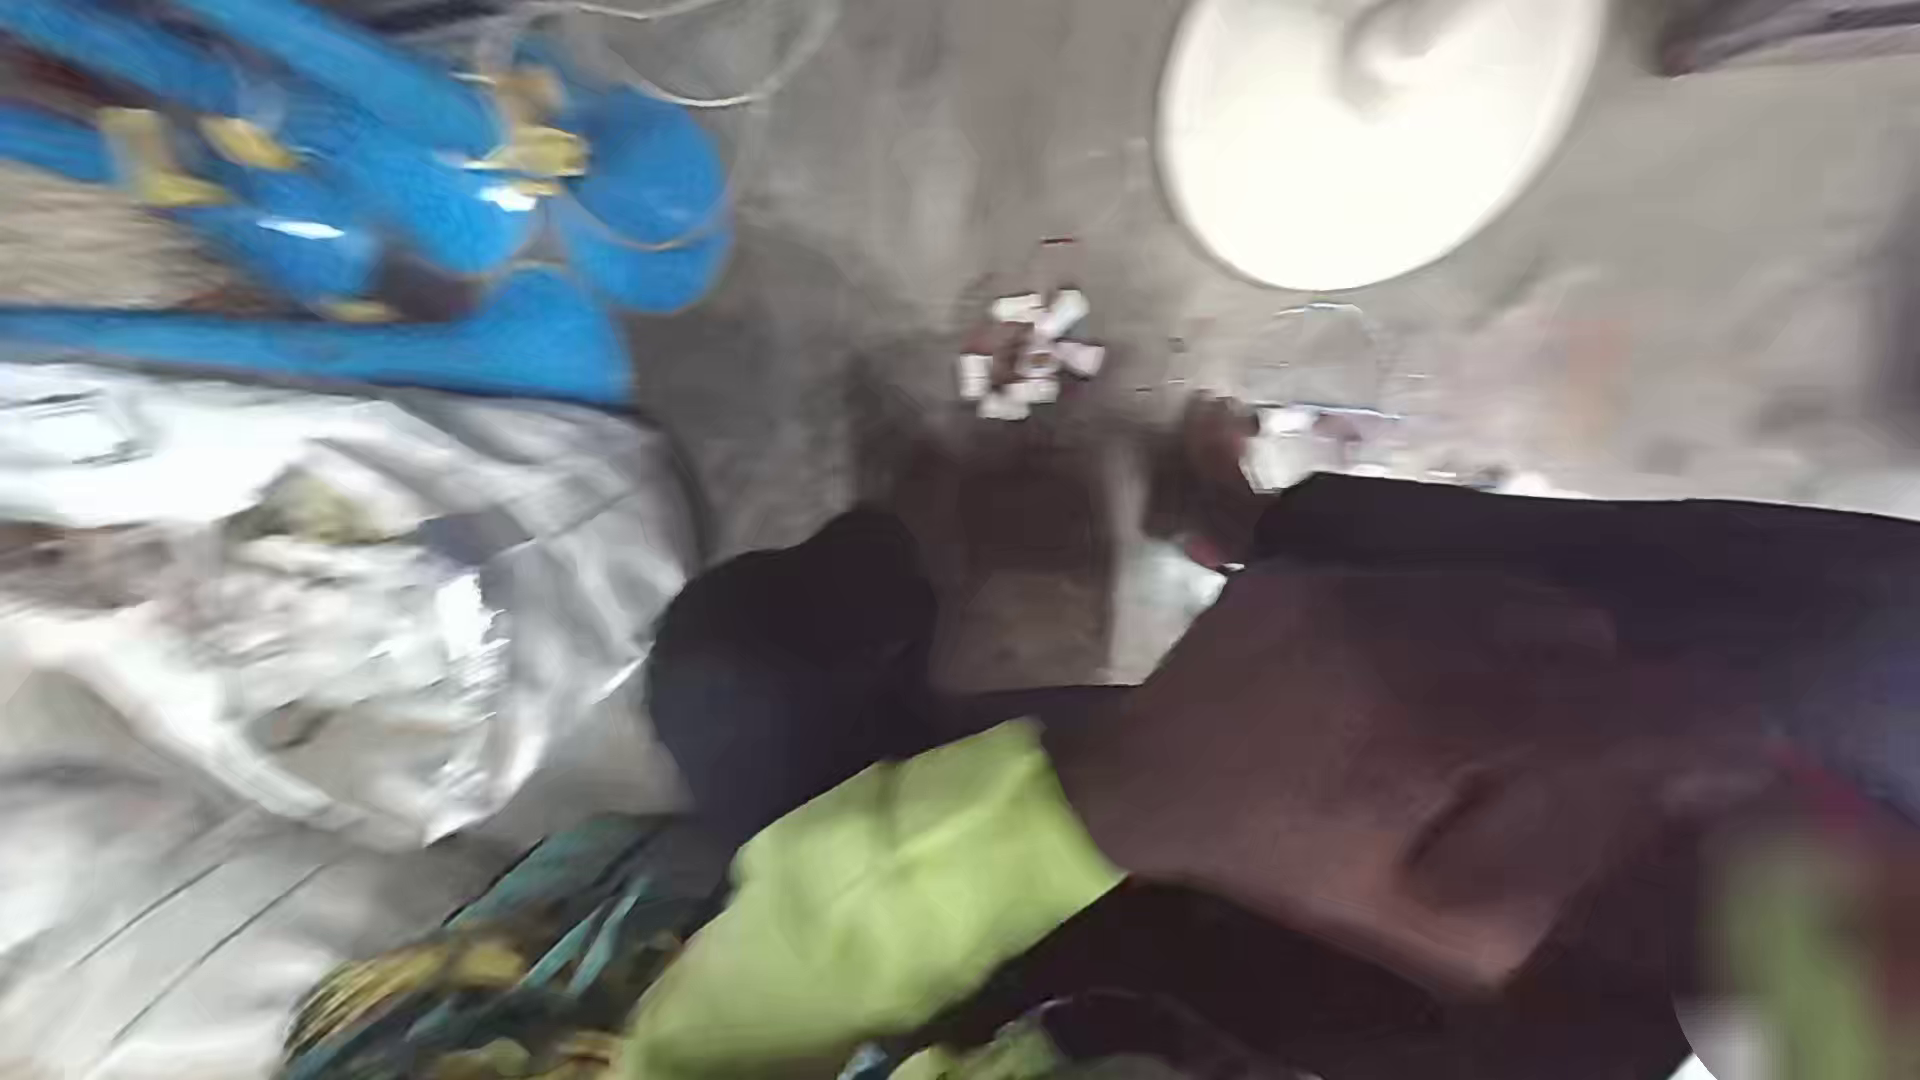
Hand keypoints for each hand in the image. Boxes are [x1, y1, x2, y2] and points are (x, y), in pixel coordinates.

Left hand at [1047, 562, 1767, 989]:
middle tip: (1526, 726)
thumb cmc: (1275, 852)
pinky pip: (1400, 577)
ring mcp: (1322, 583)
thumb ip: (1559, 858)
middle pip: (1568, 619)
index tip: (1681, 748)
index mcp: (1433, 722)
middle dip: (1580, 677)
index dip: (1693, 724)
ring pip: (1485, 586)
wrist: (1143, 778)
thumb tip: (1657, 781)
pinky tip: (1370, 665)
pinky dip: (1421, 616)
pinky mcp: (1282, 572)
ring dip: (1500, 638)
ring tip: (1443, 693)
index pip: (1644, 695)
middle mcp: (1384, 625)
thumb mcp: (1427, 915)